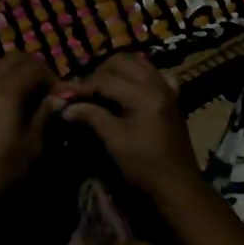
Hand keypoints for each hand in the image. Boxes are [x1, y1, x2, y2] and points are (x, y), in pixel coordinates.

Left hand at [0, 53, 57, 203]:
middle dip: (34, 68)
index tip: (60, 96)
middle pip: (13, 58)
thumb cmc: (5, 172)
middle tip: (46, 91)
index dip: (52, 77)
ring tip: (24, 93)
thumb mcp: (35, 144)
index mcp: (5, 92)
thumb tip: (61, 96)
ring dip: (12, 71)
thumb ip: (47, 113)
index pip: (34, 66)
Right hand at [59, 53, 199, 193]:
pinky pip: (154, 74)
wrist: (177, 183)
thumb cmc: (145, 165)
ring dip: (117, 71)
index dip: (83, 86)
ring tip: (102, 90)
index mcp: (144, 95)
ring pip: (138, 63)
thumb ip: (93, 117)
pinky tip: (130, 90)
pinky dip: (138, 76)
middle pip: (122, 62)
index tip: (66, 95)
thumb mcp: (116, 141)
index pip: (107, 79)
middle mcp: (158, 84)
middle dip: (100, 73)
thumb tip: (66, 107)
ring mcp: (168, 88)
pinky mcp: (173, 96)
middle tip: (86, 92)